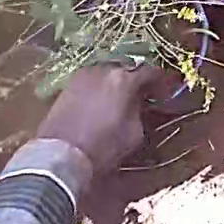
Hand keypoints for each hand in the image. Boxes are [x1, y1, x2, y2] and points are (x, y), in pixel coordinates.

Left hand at [34, 64, 160, 174]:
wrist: (60, 155)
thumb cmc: (102, 147)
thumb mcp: (134, 133)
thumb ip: (140, 111)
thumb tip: (140, 102)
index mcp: (125, 79)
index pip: (150, 72)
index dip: (161, 81)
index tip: (164, 92)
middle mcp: (105, 69)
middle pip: (128, 68)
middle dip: (137, 80)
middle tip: (142, 95)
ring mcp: (84, 75)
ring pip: (108, 73)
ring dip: (116, 82)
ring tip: (119, 98)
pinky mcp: (68, 84)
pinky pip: (92, 80)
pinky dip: (100, 87)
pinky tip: (100, 101)